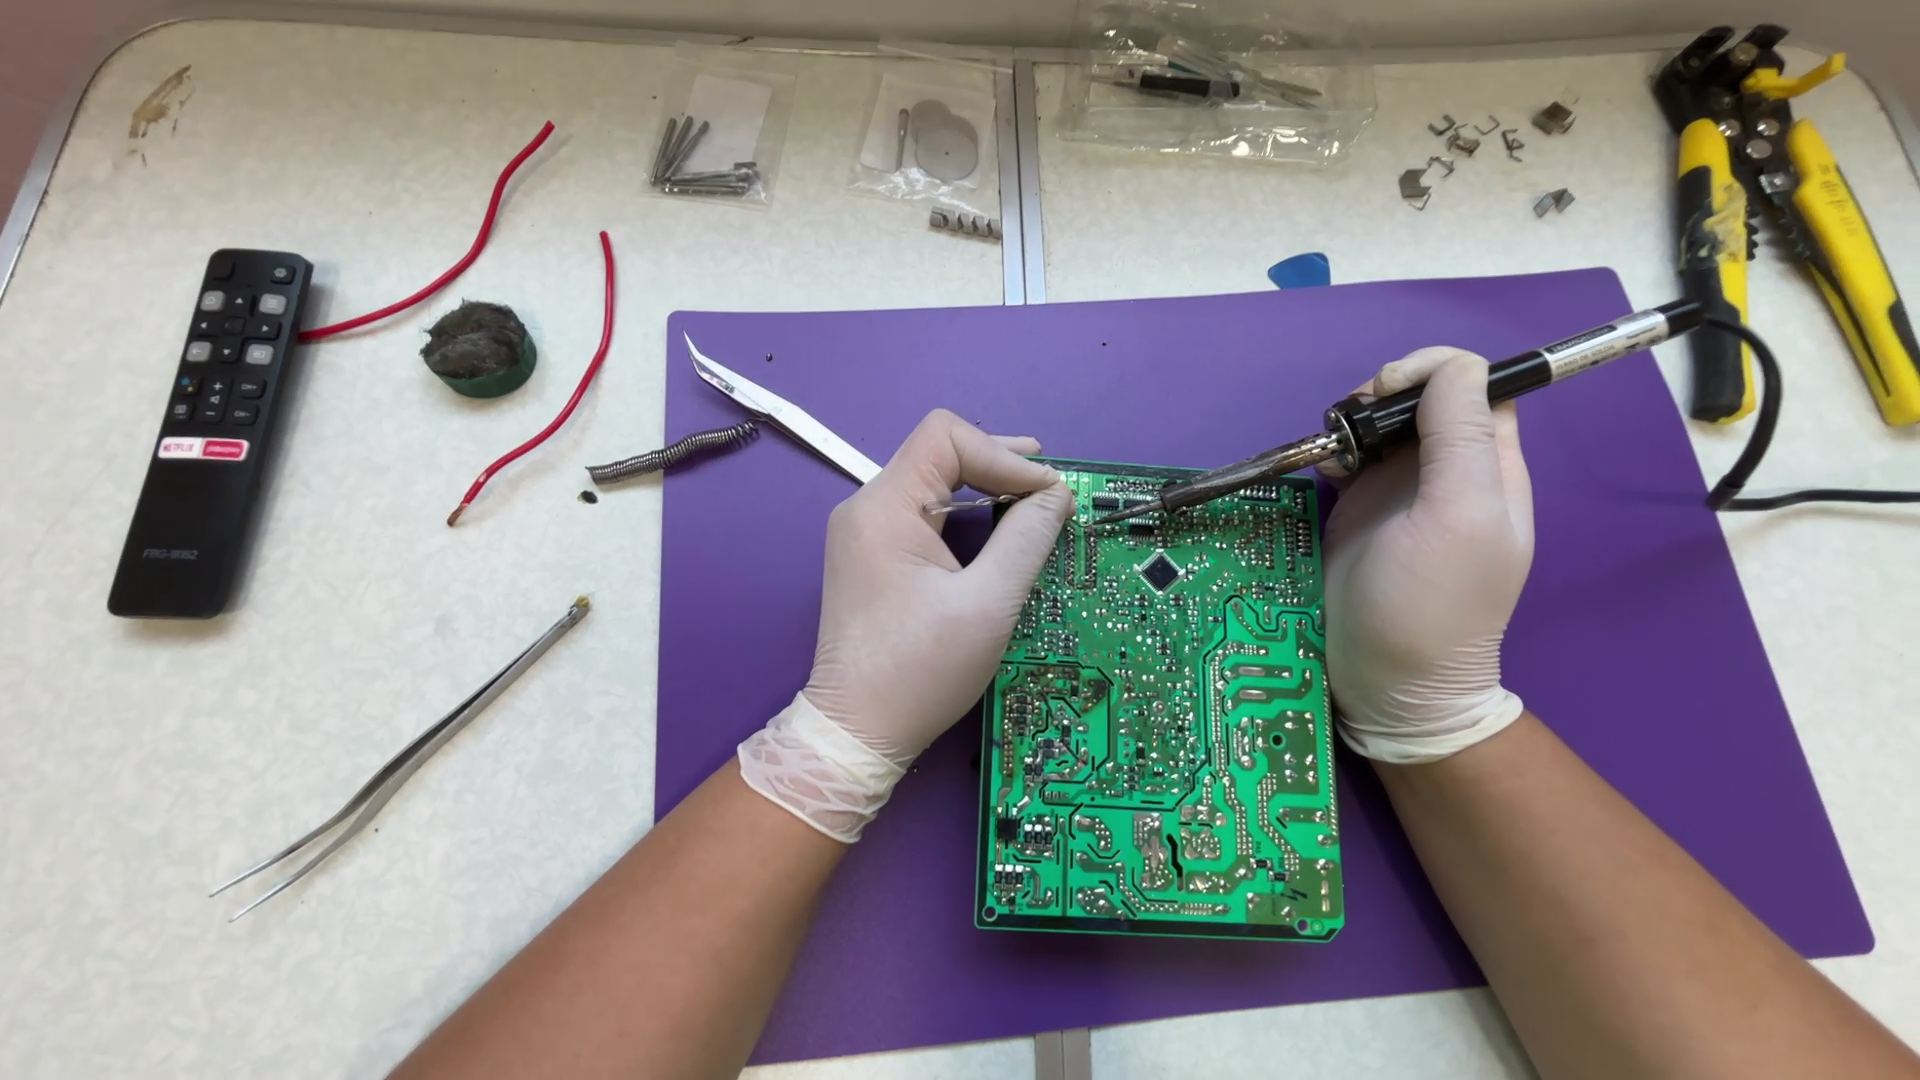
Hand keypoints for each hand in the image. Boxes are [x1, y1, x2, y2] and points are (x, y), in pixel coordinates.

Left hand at [738, 410, 1075, 840]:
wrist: (856, 731)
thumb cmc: (921, 671)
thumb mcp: (988, 604)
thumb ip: (1026, 538)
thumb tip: (1056, 494)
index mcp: (884, 507)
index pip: (945, 437)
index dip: (1002, 453)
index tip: (1046, 493)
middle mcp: (866, 508)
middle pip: (936, 453)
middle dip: (997, 464)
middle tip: (1048, 487)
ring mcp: (863, 533)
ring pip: (930, 483)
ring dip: (982, 488)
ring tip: (1030, 501)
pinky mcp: (870, 558)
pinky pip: (920, 515)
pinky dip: (963, 515)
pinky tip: (994, 530)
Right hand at [1321, 350, 1534, 763]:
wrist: (1386, 679)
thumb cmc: (1430, 601)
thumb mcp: (1460, 516)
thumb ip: (1461, 437)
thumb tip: (1450, 367)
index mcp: (1488, 469)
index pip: (1477, 388)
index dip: (1436, 372)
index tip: (1388, 389)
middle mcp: (1446, 473)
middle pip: (1424, 401)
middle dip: (1387, 393)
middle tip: (1353, 417)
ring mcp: (1398, 494)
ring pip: (1382, 427)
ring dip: (1355, 421)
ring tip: (1332, 443)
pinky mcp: (1356, 512)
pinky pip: (1348, 461)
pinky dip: (1332, 451)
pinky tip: (1322, 466)